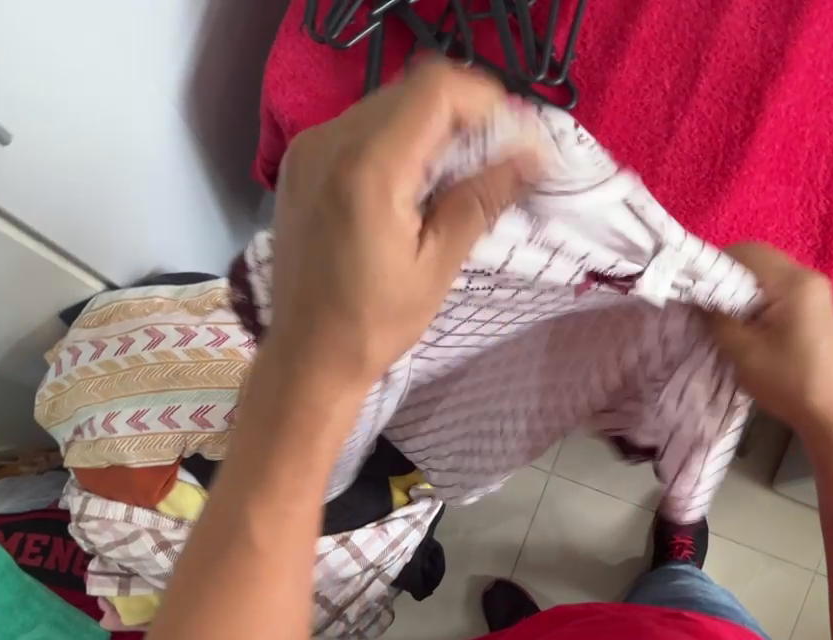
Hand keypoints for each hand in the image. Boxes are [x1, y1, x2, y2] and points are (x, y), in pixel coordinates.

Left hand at [265, 60, 535, 390]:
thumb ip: (480, 200)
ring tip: (454, 178)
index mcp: (368, 170)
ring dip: (430, 128)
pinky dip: (395, 141)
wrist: (308, 356)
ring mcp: (308, 149)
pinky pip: (358, 129)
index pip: (436, 89)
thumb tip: (532, 158)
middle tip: (493, 162)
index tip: (513, 141)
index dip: (486, 103)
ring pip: (386, 105)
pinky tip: (411, 185)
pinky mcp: (300, 163)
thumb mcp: (436, 267)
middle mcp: (330, 142)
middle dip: (463, 116)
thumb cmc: (375, 324)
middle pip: (412, 91)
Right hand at [706, 243, 832, 439]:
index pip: (747, 253)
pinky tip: (743, 323)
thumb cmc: (787, 382)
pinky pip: (778, 291)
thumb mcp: (743, 351)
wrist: (830, 413)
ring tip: (719, 314)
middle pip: (759, 260)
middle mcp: (808, 278)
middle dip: (726, 276)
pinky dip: (755, 299)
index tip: (690, 286)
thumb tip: (697, 298)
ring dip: (740, 289)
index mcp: (794, 283)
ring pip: (767, 275)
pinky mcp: (814, 309)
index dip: (714, 264)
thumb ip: (717, 319)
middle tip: (701, 301)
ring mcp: (815, 293)